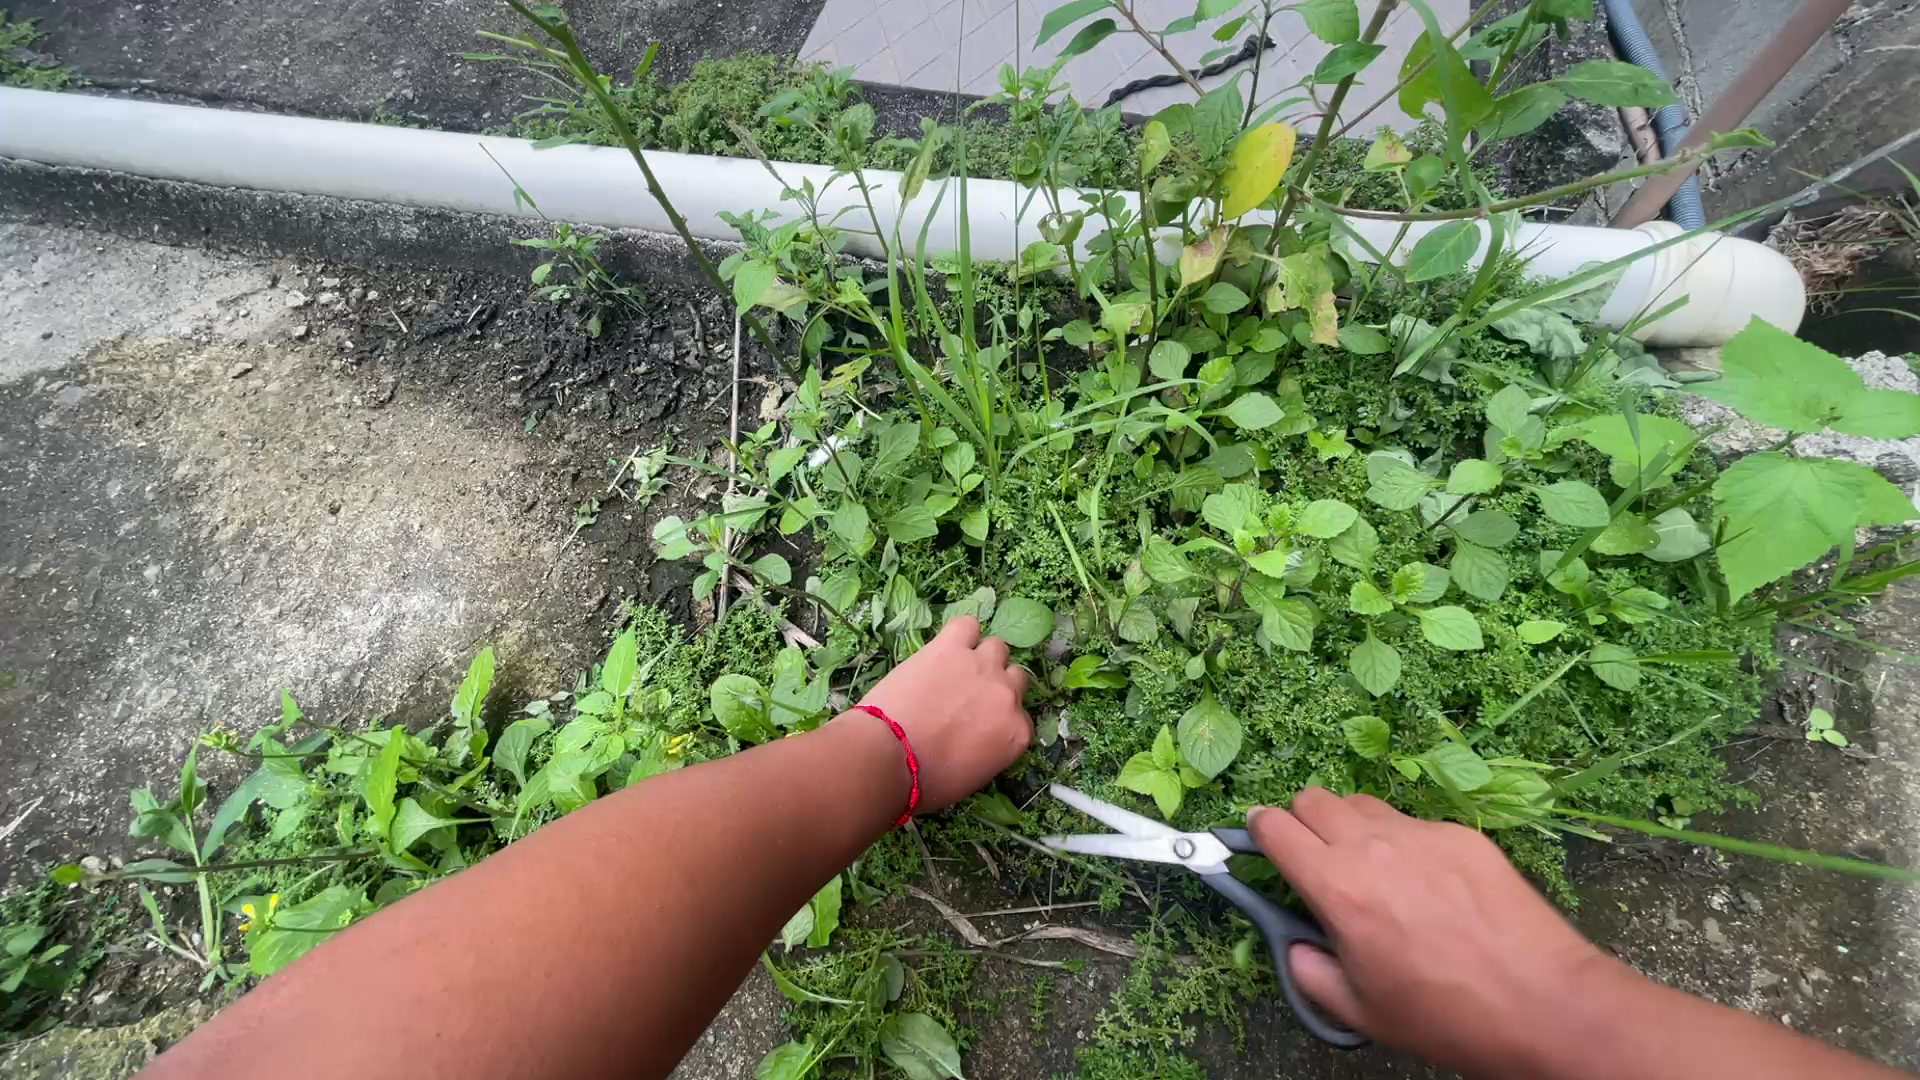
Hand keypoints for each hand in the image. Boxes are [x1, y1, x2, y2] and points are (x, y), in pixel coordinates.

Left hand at [853, 616, 1031, 812]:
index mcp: (1016, 733)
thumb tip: (981, 734)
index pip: (1020, 717)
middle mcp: (1007, 695)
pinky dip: (960, 634)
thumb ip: (990, 747)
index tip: (980, 723)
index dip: (999, 717)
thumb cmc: (927, 780)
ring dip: (981, 657)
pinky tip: (945, 646)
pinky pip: (967, 624)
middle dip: (994, 685)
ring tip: (955, 669)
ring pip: (997, 647)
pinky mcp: (951, 646)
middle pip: (1015, 677)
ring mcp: (982, 666)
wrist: (890, 757)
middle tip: (968, 696)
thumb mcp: (973, 775)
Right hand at [1249, 789, 1613, 1074]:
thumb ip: (1305, 970)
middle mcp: (1369, 846)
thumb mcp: (1361, 1012)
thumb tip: (1291, 943)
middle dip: (1301, 822)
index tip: (1263, 841)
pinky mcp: (1459, 834)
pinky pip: (1412, 822)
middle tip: (1319, 857)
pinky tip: (1432, 884)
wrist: (1551, 1009)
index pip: (1271, 825)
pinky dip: (1404, 842)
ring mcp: (1417, 834)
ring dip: (1349, 824)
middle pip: (1309, 799)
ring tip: (1372, 864)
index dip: (1258, 829)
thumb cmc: (1447, 1017)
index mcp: (1336, 886)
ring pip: (1358, 802)